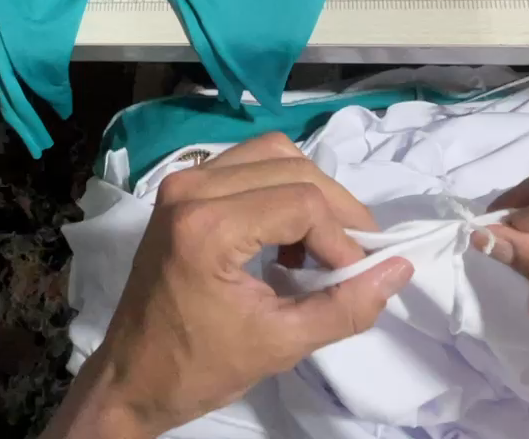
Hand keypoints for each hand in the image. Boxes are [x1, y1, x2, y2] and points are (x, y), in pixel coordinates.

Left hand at [44, 133, 413, 438]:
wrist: (130, 375)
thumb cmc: (198, 367)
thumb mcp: (280, 344)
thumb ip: (344, 306)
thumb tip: (398, 269)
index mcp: (207, 225)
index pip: (301, 203)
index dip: (342, 238)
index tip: (360, 276)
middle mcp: (193, 186)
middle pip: (291, 167)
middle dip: (335, 207)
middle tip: (357, 252)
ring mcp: (184, 180)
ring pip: (271, 154)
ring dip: (309, 190)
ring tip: (323, 241)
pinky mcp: (184, 185)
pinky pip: (247, 163)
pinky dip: (280, 186)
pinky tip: (287, 234)